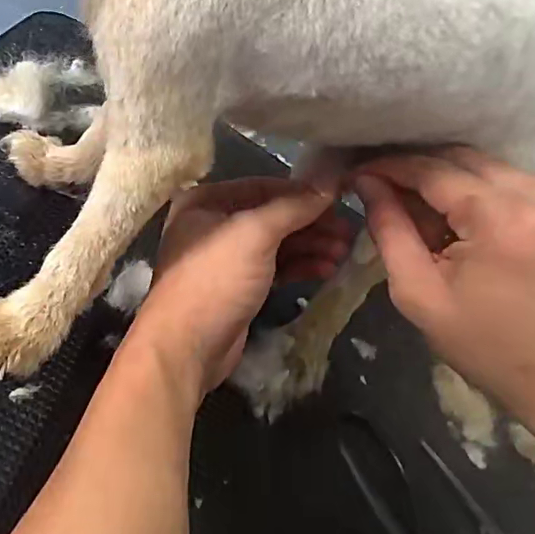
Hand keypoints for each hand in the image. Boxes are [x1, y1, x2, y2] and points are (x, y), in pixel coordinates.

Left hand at [124, 177, 350, 394]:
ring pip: (277, 243)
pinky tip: (327, 269)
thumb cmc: (215, 281)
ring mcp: (226, 259)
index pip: (262, 186)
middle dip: (311, 223)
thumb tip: (329, 185)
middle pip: (272, 216)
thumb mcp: (254, 234)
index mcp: (205, 202)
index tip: (338, 198)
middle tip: (348, 230)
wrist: (186, 348)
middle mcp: (213, 225)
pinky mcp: (239, 288)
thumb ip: (292, 207)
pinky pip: (276, 267)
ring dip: (311, 246)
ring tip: (344, 252)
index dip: (301, 192)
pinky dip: (301, 266)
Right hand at [353, 148, 534, 429]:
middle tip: (383, 189)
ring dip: (449, 180)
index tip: (359, 173)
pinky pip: (513, 181)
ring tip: (421, 211)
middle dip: (417, 168)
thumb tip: (368, 185)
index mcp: (501, 218)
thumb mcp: (421, 296)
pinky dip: (480, 191)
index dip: (390, 166)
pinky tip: (463, 221)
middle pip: (462, 158)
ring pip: (488, 166)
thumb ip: (390, 232)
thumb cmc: (490, 349)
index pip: (432, 170)